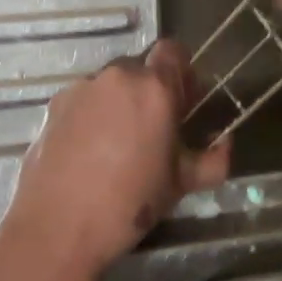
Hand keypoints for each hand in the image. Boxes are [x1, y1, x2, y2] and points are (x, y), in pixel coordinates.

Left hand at [2, 40, 231, 278]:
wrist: (57, 230)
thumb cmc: (129, 205)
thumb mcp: (180, 185)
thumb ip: (213, 160)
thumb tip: (226, 143)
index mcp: (155, 89)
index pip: (174, 50)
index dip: (180, 72)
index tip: (182, 101)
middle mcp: (119, 76)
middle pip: (141, 69)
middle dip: (149, 92)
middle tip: (151, 130)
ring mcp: (83, 88)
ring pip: (110, 84)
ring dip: (119, 103)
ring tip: (115, 146)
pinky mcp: (55, 105)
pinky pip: (83, 99)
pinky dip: (90, 115)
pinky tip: (86, 152)